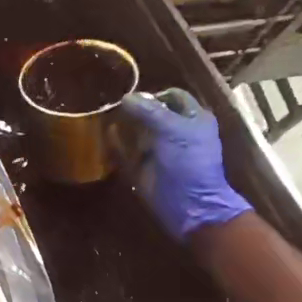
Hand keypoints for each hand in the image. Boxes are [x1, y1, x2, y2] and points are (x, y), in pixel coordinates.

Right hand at [119, 89, 252, 240]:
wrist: (189, 205)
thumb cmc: (189, 163)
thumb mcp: (173, 130)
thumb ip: (149, 112)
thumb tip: (126, 98)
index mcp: (193, 119)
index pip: (173, 97)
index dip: (155, 95)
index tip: (135, 98)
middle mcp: (177, 132)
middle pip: (153, 113)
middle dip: (136, 111)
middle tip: (118, 109)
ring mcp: (160, 151)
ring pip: (139, 132)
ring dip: (125, 126)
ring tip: (109, 119)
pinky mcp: (145, 168)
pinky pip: (127, 153)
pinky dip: (117, 145)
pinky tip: (108, 136)